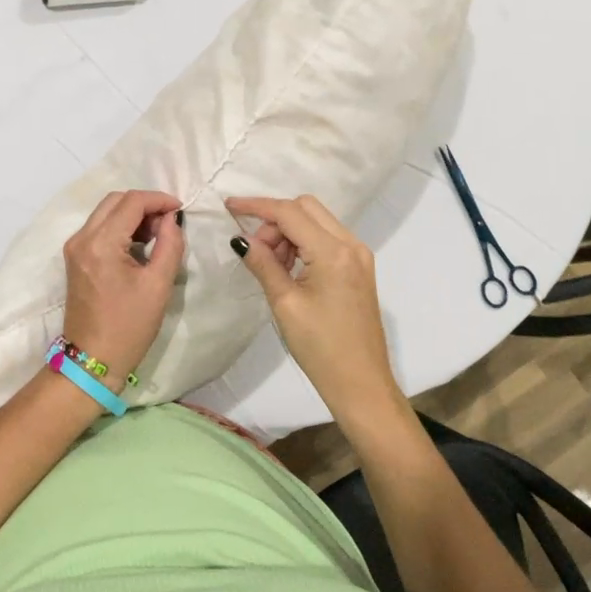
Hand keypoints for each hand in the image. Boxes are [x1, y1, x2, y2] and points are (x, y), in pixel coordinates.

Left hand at [60, 190, 186, 391]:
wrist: (92, 361)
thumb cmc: (128, 327)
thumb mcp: (158, 285)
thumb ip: (169, 245)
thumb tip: (172, 219)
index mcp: (101, 243)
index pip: (131, 202)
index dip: (159, 200)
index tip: (180, 211)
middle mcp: (82, 238)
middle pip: (115, 201)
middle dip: (145, 205)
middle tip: (169, 223)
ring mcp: (74, 247)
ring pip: (106, 212)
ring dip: (132, 215)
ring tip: (157, 235)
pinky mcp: (74, 257)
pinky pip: (99, 228)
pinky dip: (120, 227)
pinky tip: (139, 245)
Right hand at [227, 195, 406, 431]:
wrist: (362, 385)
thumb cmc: (321, 348)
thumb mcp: (285, 304)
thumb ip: (263, 264)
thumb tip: (241, 238)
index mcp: (333, 252)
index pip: (289, 212)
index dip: (257, 206)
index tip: (229, 206)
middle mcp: (351, 245)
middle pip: (306, 208)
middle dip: (275, 220)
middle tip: (256, 249)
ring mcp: (359, 255)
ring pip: (316, 220)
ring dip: (289, 231)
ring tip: (271, 264)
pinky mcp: (359, 267)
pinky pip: (326, 237)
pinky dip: (304, 242)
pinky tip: (289, 268)